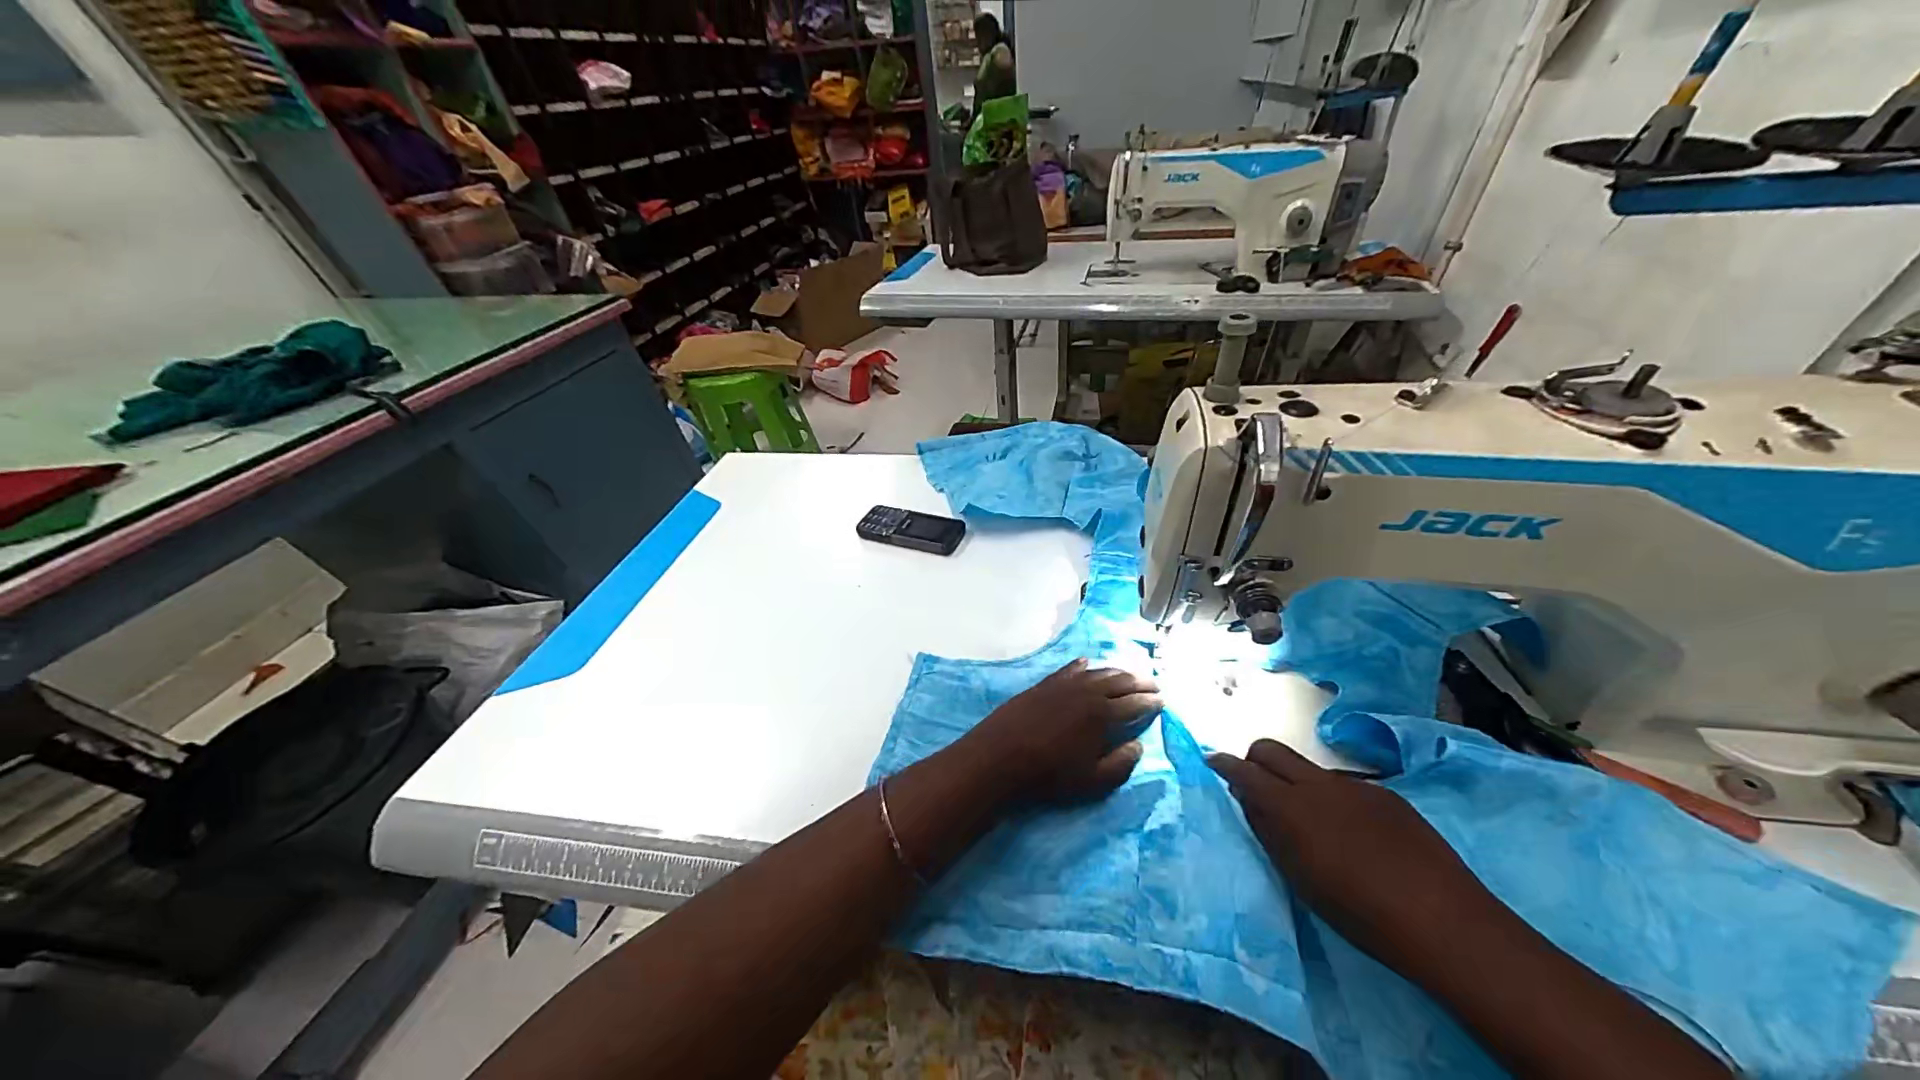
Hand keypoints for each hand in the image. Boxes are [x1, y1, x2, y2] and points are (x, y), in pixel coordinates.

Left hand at [960, 658, 1161, 804]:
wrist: (1000, 756)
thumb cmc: (1049, 774)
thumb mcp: (1092, 781)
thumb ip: (1121, 764)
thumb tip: (1138, 746)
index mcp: (1103, 714)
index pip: (1136, 703)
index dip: (1151, 702)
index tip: (1162, 701)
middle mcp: (1087, 691)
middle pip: (1120, 681)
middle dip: (1140, 682)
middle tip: (1153, 684)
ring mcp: (1064, 684)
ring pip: (1097, 672)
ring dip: (1117, 672)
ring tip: (1128, 675)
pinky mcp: (1044, 684)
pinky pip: (1070, 669)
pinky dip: (1083, 666)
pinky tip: (1087, 664)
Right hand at [1208, 739, 1506, 972]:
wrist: (1445, 920)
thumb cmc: (1359, 911)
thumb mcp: (1299, 877)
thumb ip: (1269, 833)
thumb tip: (1249, 802)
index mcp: (1290, 806)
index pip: (1245, 771)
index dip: (1224, 765)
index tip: (1212, 764)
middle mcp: (1319, 784)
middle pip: (1272, 749)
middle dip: (1255, 761)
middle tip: (1255, 788)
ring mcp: (1356, 786)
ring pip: (1310, 769)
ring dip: (1297, 783)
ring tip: (1312, 824)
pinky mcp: (1388, 796)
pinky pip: (1345, 786)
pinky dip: (1333, 799)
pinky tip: (1354, 836)